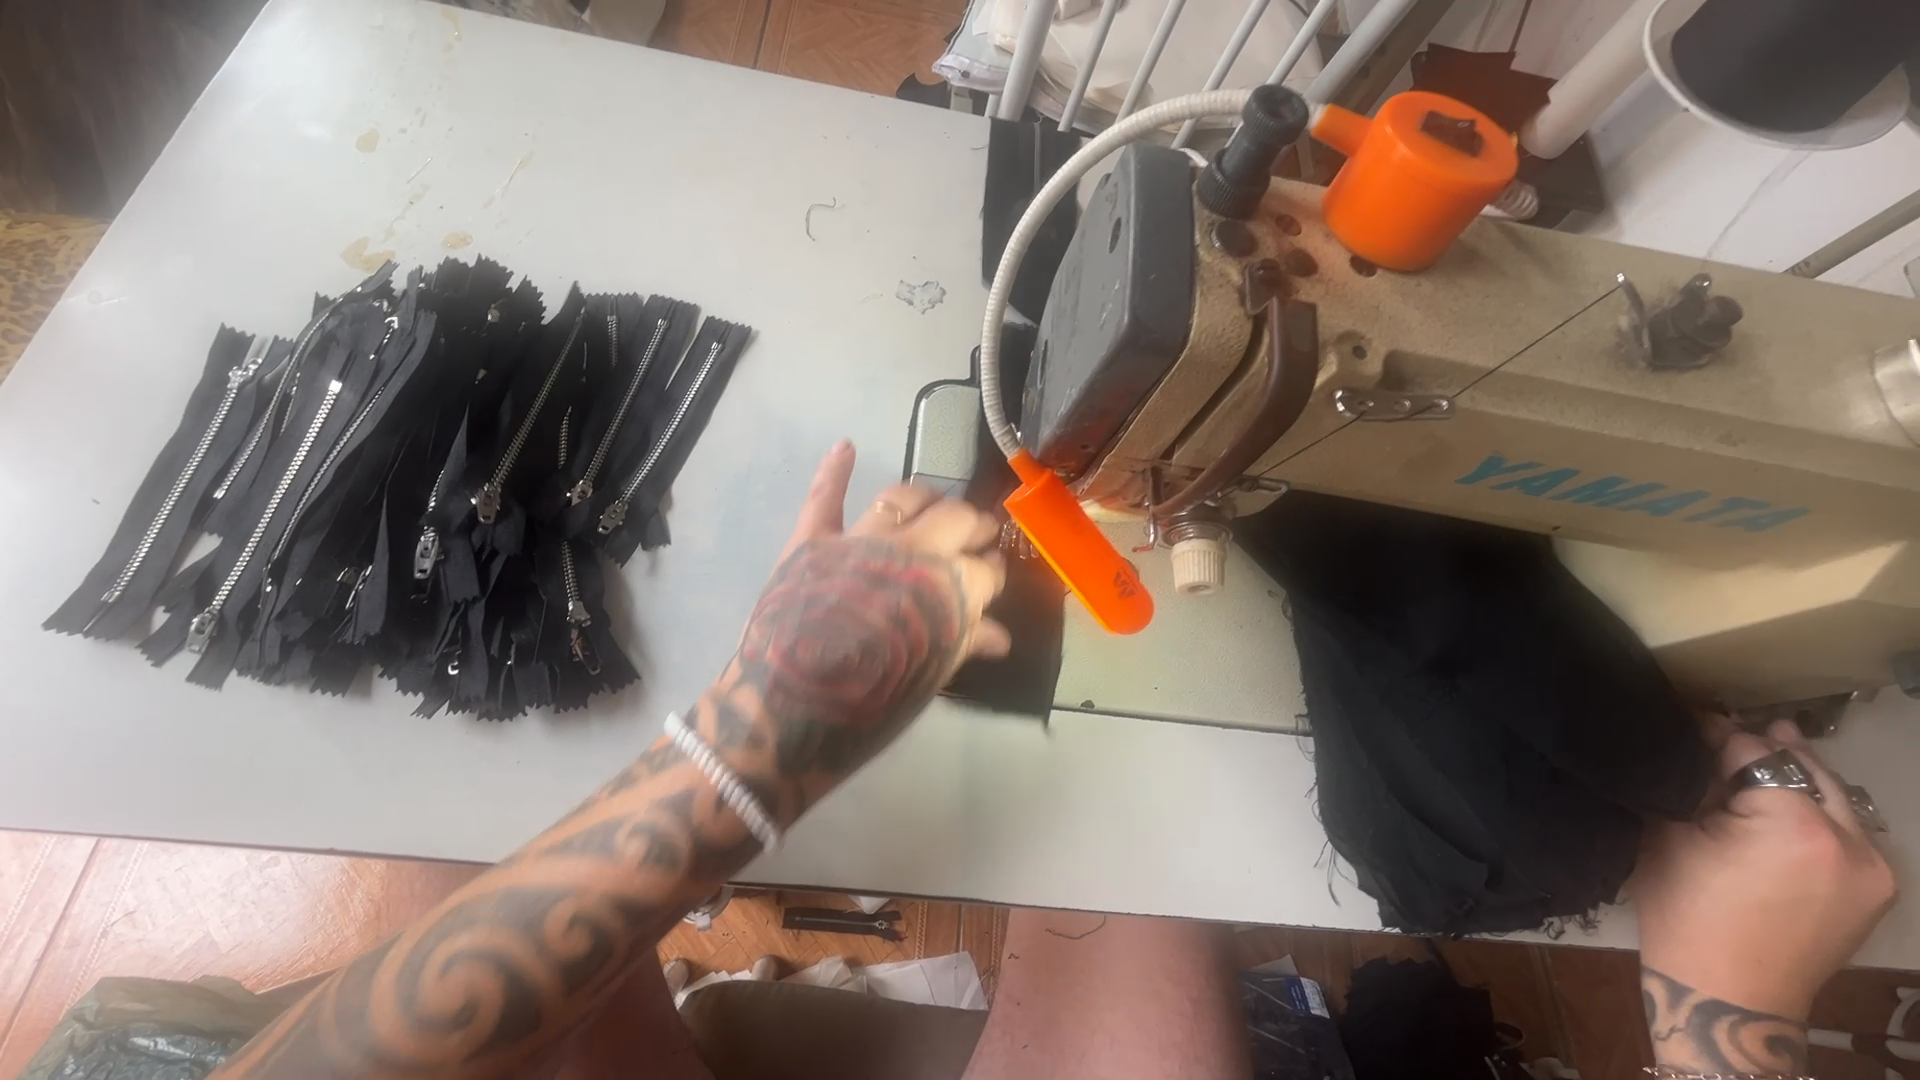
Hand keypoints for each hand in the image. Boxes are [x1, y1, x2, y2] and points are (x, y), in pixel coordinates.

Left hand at [685, 439, 1008, 824]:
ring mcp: (858, 541)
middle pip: (956, 518)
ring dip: (927, 497)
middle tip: (976, 534)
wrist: (785, 715)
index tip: (992, 577)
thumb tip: (999, 634)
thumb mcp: (926, 679)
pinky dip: (834, 470)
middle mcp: (910, 551)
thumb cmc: (867, 708)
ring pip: (903, 497)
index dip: (991, 572)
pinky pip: (824, 498)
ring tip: (936, 504)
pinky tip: (845, 446)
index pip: (984, 569)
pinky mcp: (811, 541)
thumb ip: (961, 644)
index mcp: (946, 590)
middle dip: (974, 524)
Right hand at [1634, 718, 1896, 1072]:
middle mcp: (1853, 842)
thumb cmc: (1682, 906)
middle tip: (1718, 731)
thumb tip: (1699, 742)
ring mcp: (1877, 869)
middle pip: (1807, 769)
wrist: (1727, 987)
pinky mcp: (1878, 889)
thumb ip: (1694, 784)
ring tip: (1750, 763)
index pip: (1756, 754)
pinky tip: (1779, 806)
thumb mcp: (1671, 833)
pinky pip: (1848, 828)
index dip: (1716, 733)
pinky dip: (1814, 809)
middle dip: (1762, 750)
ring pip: (1835, 796)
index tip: (1687, 719)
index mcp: (1796, 825)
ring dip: (1793, 778)